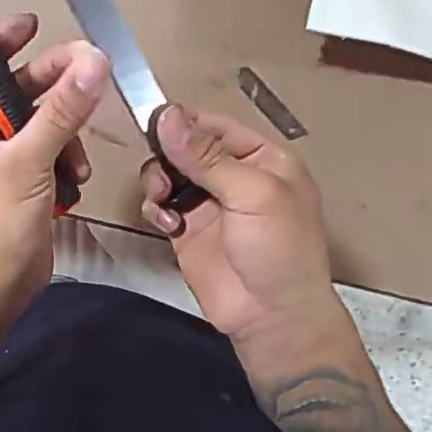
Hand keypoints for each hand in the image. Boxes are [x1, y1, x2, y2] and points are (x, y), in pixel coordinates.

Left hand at [0, 12, 107, 313]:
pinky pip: (53, 151)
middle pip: (21, 91)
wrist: (4, 283)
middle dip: (54, 89)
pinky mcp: (28, 179)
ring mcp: (6, 159)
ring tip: (75, 160)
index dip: (2, 41)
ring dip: (67, 134)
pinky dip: (67, 159)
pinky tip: (73, 179)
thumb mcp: (30, 162)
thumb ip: (62, 112)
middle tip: (88, 77)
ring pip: (44, 122)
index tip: (34, 25)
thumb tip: (90, 65)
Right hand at [138, 107, 340, 343]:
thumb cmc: (279, 249)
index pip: (214, 125)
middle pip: (184, 148)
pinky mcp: (187, 232)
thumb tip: (167, 116)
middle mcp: (232, 176)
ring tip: (162, 200)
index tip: (152, 122)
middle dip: (166, 156)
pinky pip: (161, 207)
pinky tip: (166, 224)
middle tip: (161, 175)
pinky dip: (156, 210)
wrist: (272, 315)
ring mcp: (208, 205)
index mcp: (261, 158)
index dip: (183, 122)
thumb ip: (207, 156)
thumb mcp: (252, 193)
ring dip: (157, 182)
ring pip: (168, 176)